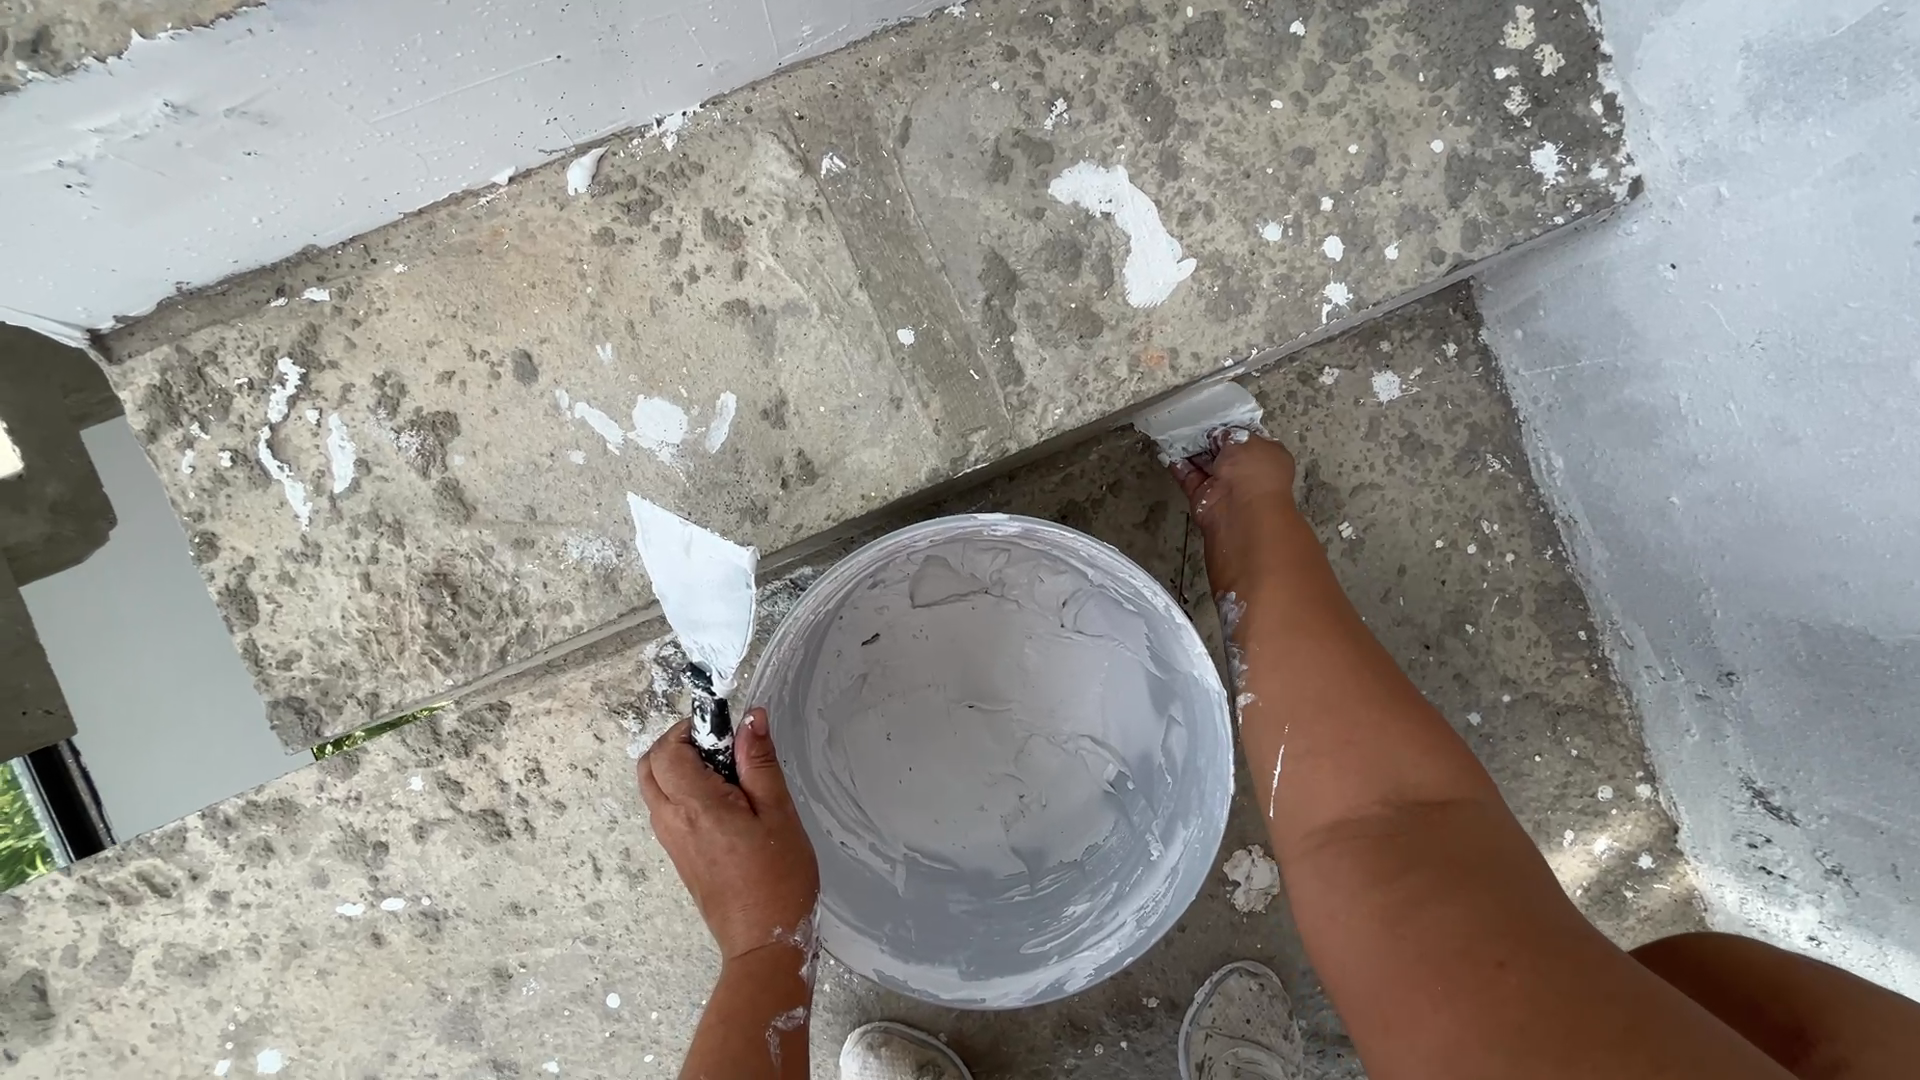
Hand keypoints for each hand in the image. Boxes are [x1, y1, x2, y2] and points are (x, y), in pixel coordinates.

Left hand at [638, 708, 820, 961]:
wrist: (764, 941)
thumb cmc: (778, 874)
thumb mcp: (778, 811)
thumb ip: (759, 761)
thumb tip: (750, 717)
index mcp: (694, 807)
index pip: (666, 751)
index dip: (690, 728)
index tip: (725, 727)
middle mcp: (671, 822)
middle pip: (649, 766)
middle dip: (677, 743)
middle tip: (722, 743)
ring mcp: (671, 841)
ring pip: (655, 788)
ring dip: (680, 766)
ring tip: (729, 770)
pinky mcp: (679, 855)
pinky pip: (667, 808)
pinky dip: (684, 789)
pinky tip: (726, 798)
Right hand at [1169, 429, 1301, 599]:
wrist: (1239, 509)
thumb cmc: (1253, 470)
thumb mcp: (1246, 439)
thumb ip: (1230, 433)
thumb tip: (1218, 435)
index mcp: (1266, 456)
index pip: (1248, 438)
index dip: (1232, 428)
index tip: (1215, 417)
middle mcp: (1246, 471)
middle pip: (1223, 450)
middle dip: (1208, 438)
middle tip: (1191, 420)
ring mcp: (1224, 485)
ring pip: (1204, 463)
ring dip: (1190, 449)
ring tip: (1175, 431)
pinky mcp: (1203, 496)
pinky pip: (1188, 477)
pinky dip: (1178, 465)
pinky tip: (1168, 449)